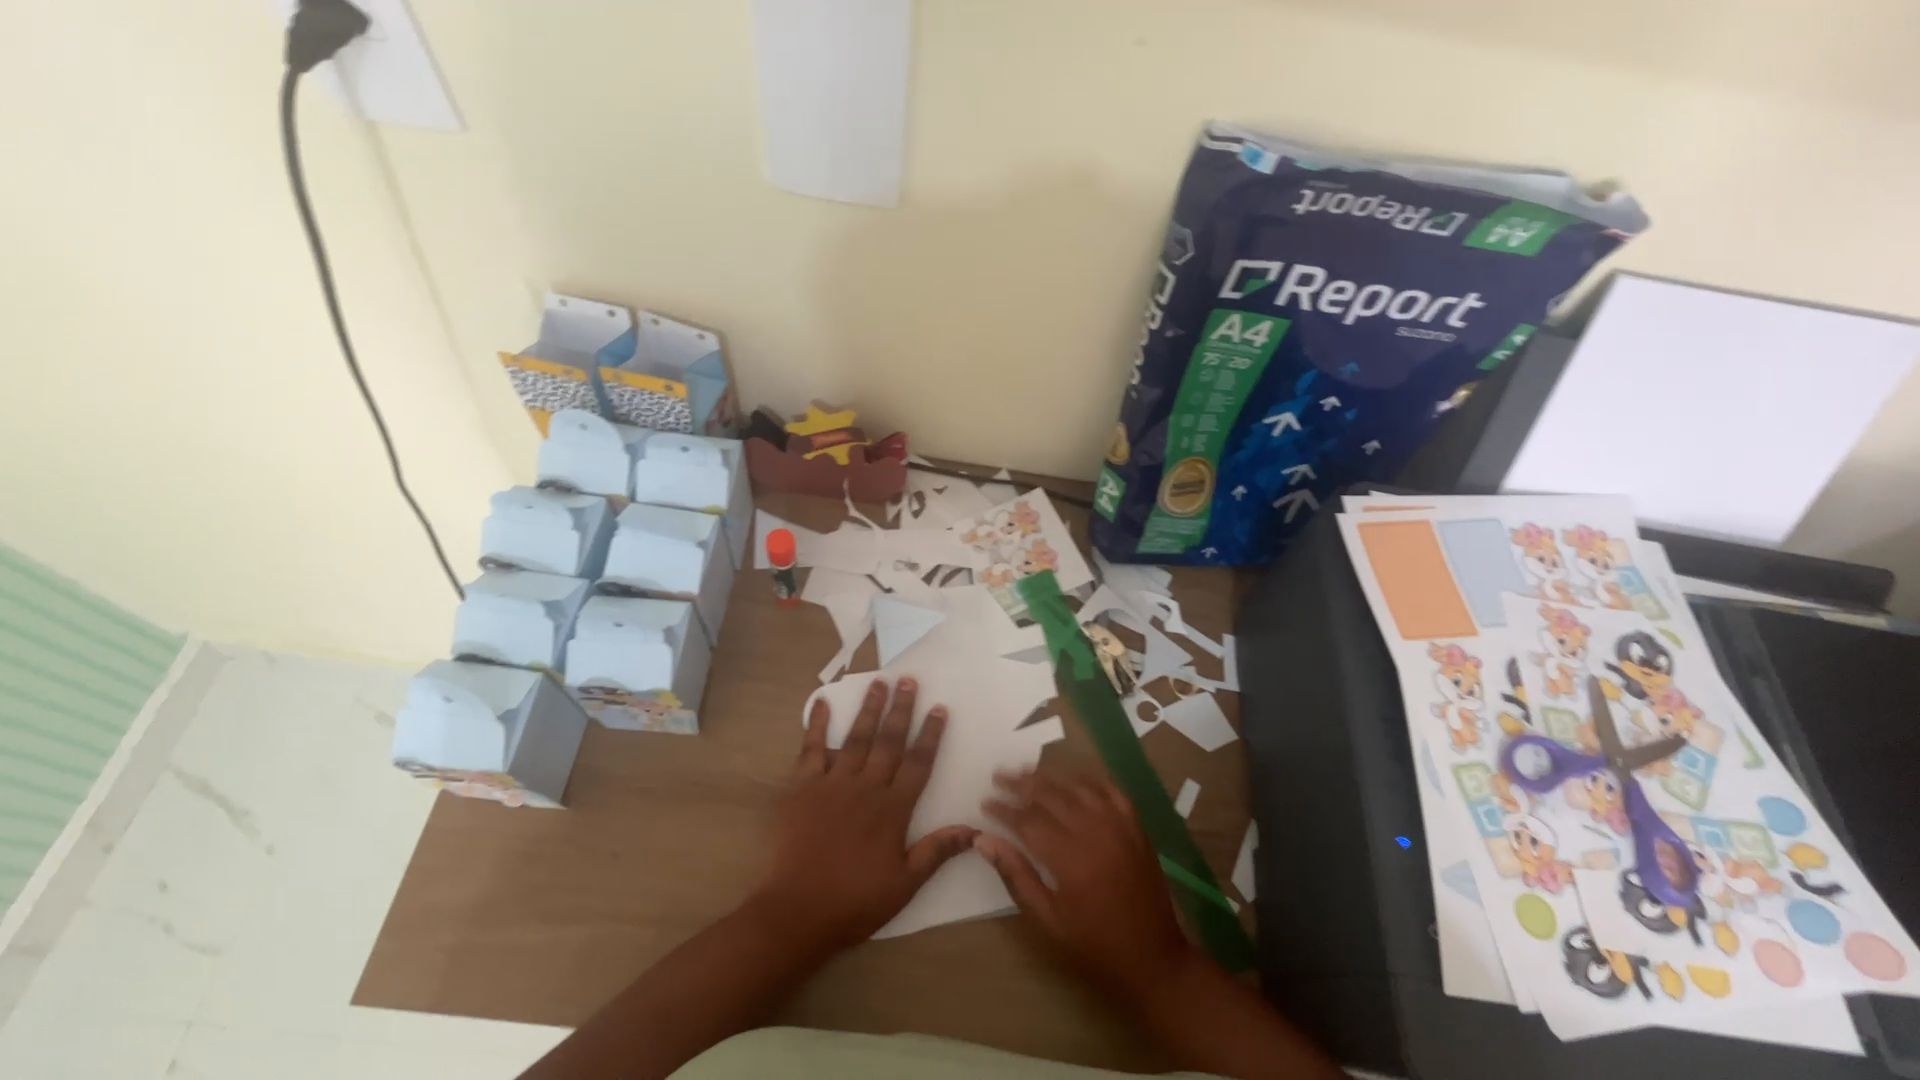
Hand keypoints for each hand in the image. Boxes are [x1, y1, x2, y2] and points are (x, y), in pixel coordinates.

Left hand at [752, 677, 977, 950]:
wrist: (797, 910)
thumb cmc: (855, 901)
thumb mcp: (904, 884)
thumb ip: (936, 852)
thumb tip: (973, 830)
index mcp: (893, 810)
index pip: (918, 764)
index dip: (931, 735)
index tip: (940, 709)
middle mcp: (866, 788)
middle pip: (889, 741)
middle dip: (901, 709)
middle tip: (909, 680)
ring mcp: (832, 784)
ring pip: (856, 739)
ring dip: (869, 709)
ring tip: (879, 682)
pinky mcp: (802, 788)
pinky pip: (811, 750)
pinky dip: (818, 725)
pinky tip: (823, 703)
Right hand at [977, 768, 1197, 1002]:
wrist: (1154, 956)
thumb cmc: (1094, 944)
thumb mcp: (1048, 919)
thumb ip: (1016, 875)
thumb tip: (984, 841)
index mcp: (1069, 858)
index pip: (1027, 820)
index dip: (1003, 809)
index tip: (984, 801)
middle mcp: (1094, 832)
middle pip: (1051, 795)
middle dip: (1021, 784)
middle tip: (998, 776)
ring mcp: (1119, 825)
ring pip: (1078, 786)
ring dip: (1050, 776)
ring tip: (1026, 772)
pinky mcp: (1136, 826)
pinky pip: (1109, 790)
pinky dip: (1087, 779)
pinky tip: (1071, 778)